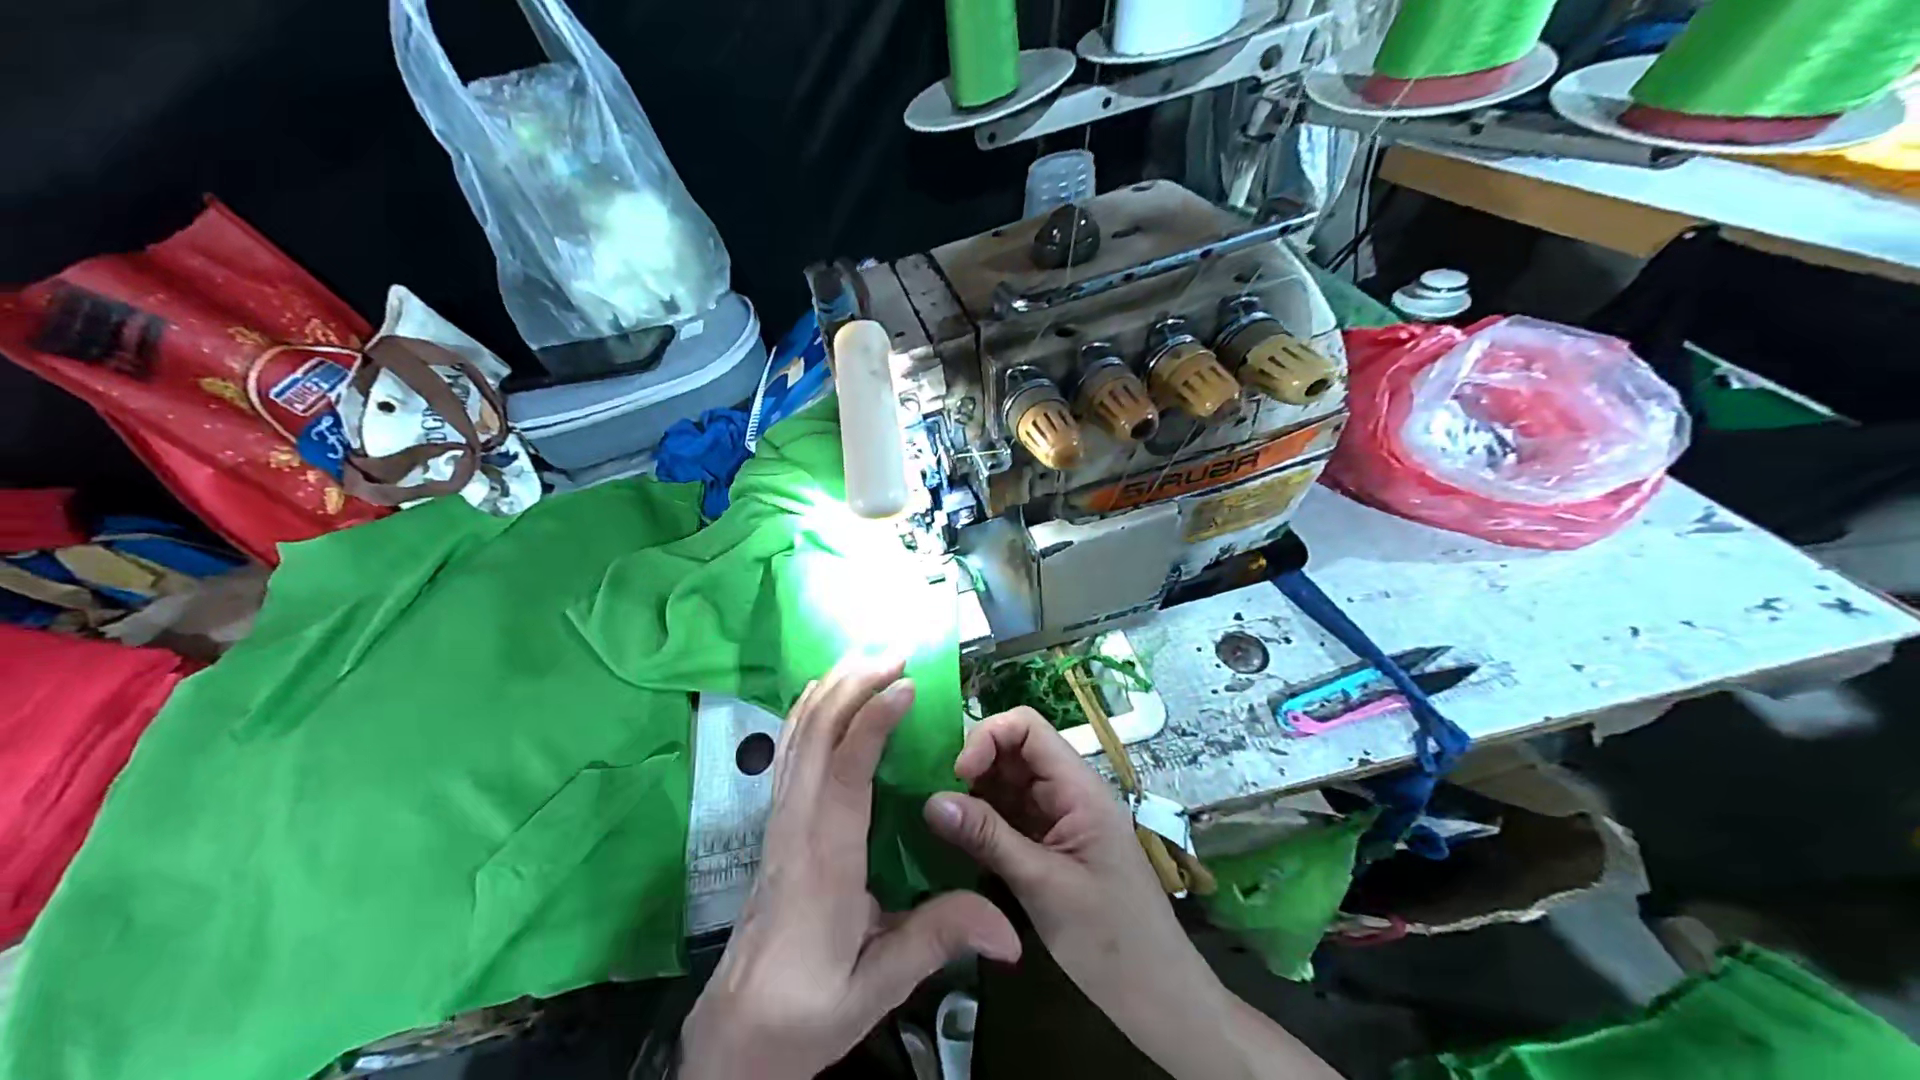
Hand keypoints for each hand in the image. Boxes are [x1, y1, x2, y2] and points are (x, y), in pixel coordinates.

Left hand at [681, 655, 1020, 1079]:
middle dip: (854, 684)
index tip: (907, 685)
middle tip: (895, 651)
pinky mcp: (777, 822)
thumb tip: (1010, 931)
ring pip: (798, 735)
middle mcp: (796, 825)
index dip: (873, 722)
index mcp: (825, 859)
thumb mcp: (877, 987)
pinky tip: (821, 693)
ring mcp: (780, 820)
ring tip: (863, 655)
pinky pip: (790, 751)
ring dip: (830, 689)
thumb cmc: (808, 1008)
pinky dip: (806, 711)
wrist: (738, 1031)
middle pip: (816, 735)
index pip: (845, 771)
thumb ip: (938, 942)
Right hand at [923, 710, 1342, 1079]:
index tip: (957, 776)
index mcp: (1078, 787)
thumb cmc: (1110, 938)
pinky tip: (955, 840)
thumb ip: (988, 838)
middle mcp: (1066, 792)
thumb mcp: (1043, 885)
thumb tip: (931, 801)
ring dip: (972, 794)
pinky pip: (1007, 815)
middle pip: (1013, 751)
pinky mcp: (1047, 844)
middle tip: (940, 803)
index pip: (1027, 727)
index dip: (987, 737)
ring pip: (1006, 783)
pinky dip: (980, 821)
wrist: (1156, 995)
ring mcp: (1057, 818)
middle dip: (973, 766)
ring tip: (939, 821)